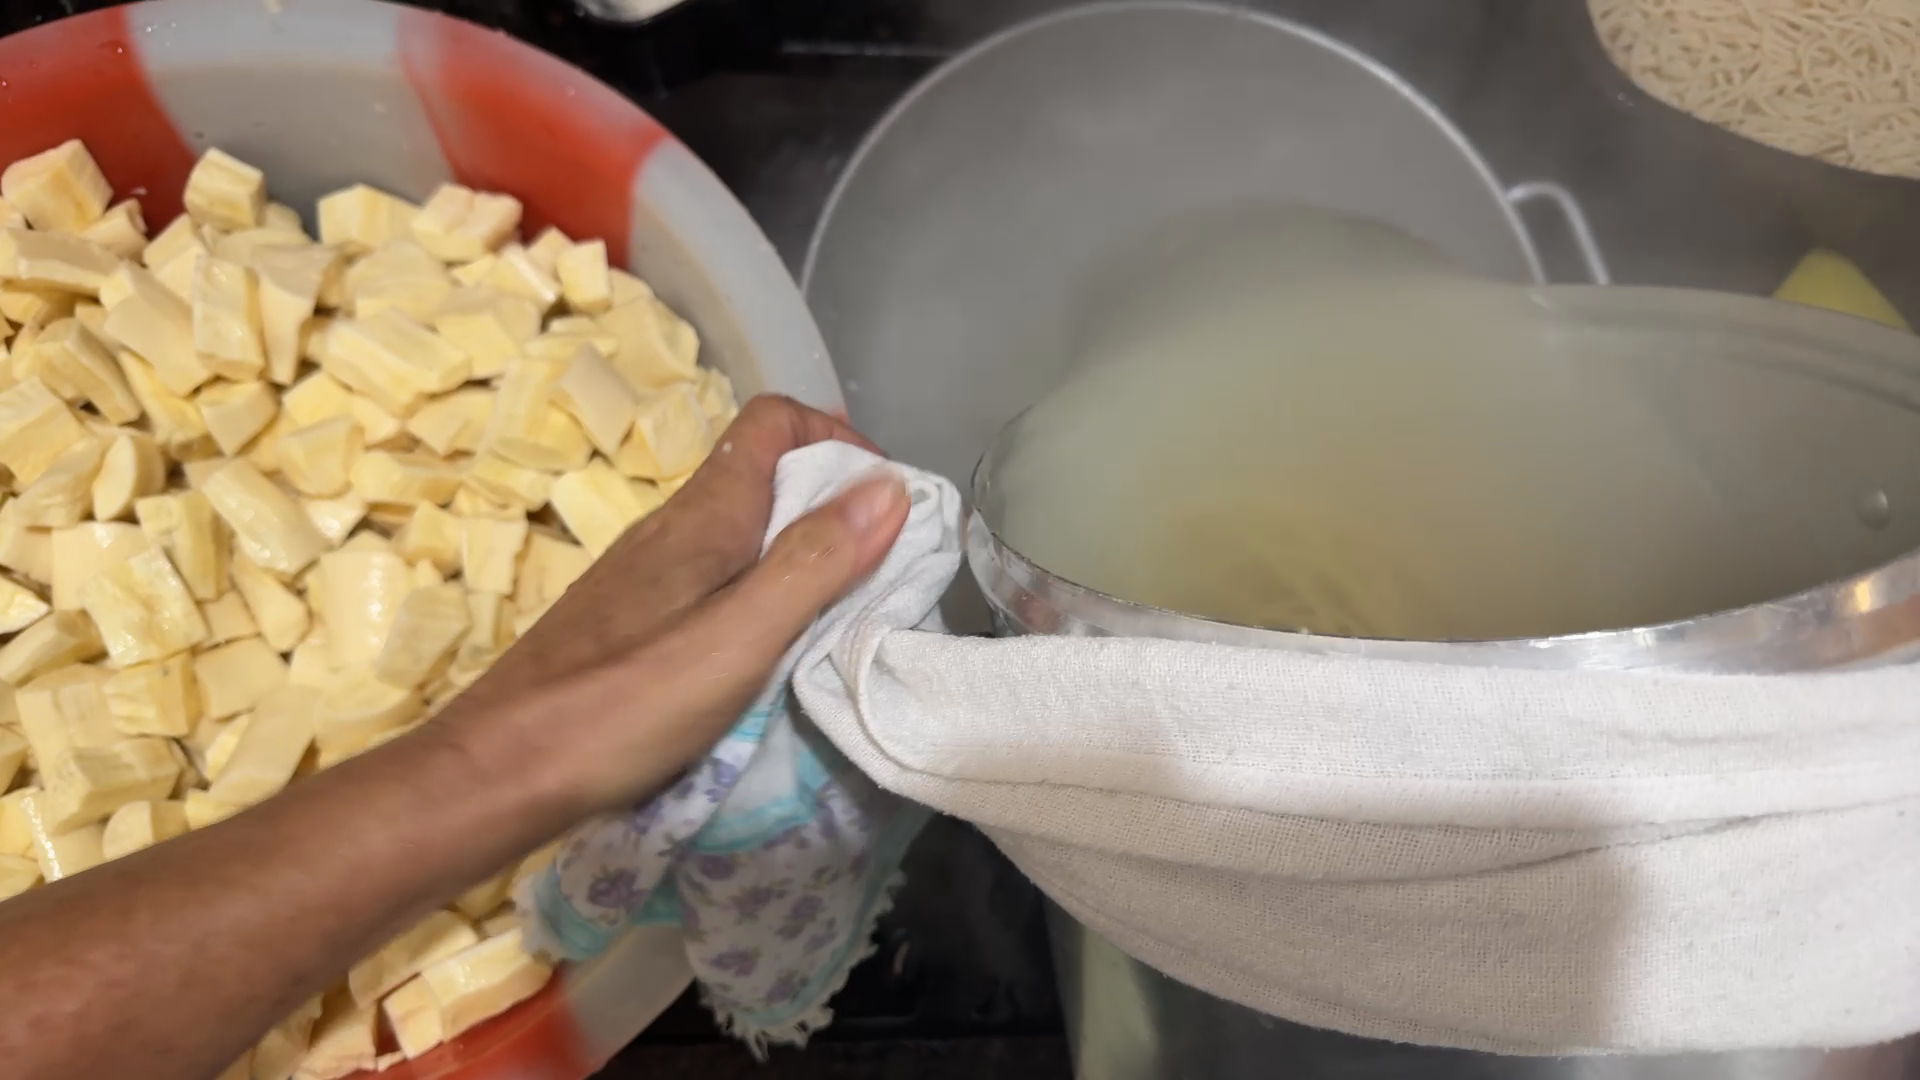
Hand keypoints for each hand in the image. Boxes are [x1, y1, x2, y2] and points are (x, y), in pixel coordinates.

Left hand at [443, 395, 910, 815]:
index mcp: (706, 515)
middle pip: (766, 470)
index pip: (773, 422)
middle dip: (834, 493)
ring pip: (747, 523)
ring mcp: (655, 570)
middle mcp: (678, 526)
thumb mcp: (740, 634)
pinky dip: (771, 578)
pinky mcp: (643, 612)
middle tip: (881, 552)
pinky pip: (725, 567)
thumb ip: (815, 561)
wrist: (500, 774)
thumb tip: (890, 488)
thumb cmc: (625, 703)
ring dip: (806, 539)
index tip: (883, 493)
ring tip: (846, 593)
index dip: (836, 436)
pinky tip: (779, 631)